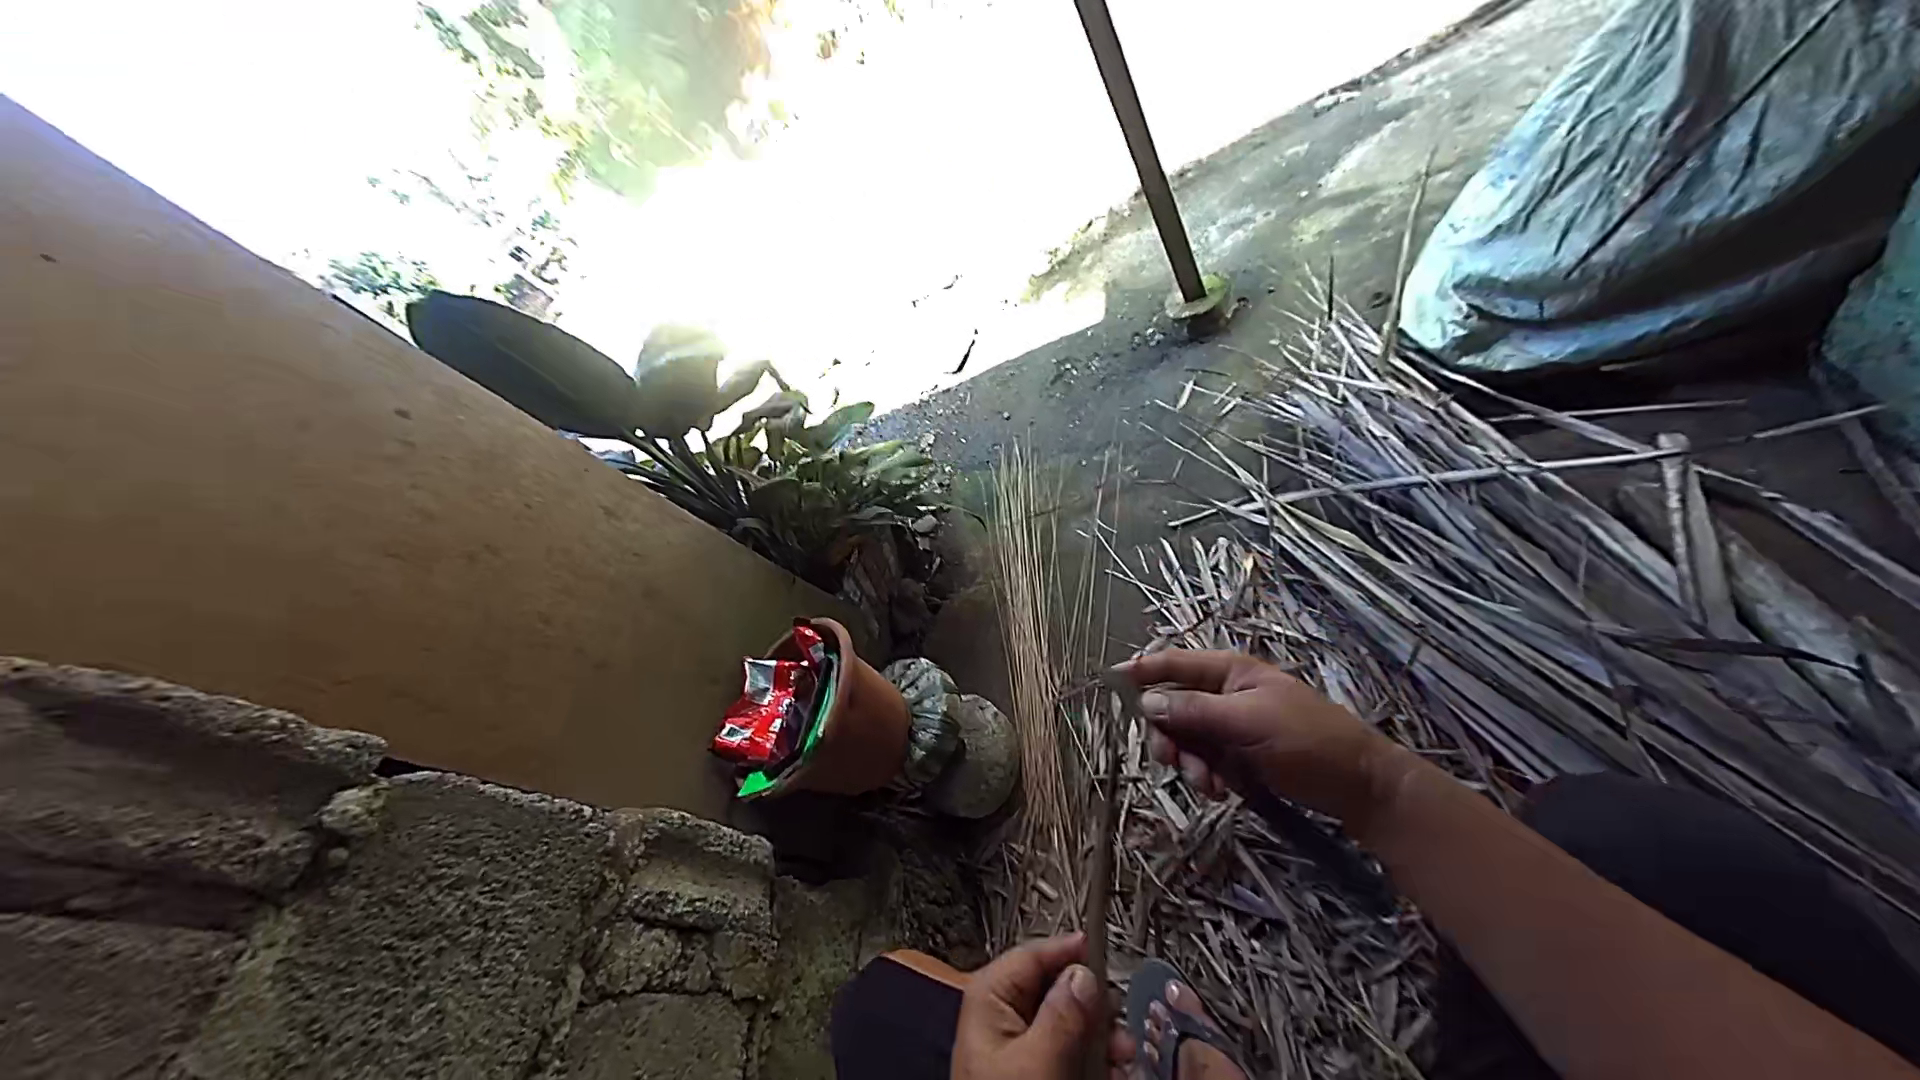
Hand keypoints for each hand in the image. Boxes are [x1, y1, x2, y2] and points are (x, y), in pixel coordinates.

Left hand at [951, 933, 1105, 1079]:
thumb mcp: (1036, 1064)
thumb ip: (1063, 1015)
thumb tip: (1085, 975)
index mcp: (992, 996)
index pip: (1034, 954)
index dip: (1070, 951)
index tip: (1105, 952)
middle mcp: (1005, 1013)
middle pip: (1057, 987)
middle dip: (1093, 1006)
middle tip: (1120, 1026)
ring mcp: (1020, 1045)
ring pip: (1069, 1022)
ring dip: (1100, 1037)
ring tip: (1123, 1058)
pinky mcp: (1035, 1072)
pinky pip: (1070, 1053)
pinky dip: (1094, 1062)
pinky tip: (1113, 1074)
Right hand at [1119, 649, 1412, 823]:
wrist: (1361, 788)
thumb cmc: (1309, 740)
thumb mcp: (1249, 722)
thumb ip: (1196, 711)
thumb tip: (1147, 701)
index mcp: (1229, 672)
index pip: (1175, 663)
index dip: (1143, 669)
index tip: (1111, 679)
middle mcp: (1224, 695)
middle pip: (1173, 707)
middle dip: (1168, 736)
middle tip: (1170, 761)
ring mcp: (1230, 726)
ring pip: (1186, 739)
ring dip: (1189, 762)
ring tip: (1209, 786)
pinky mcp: (1238, 755)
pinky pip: (1204, 760)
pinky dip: (1206, 776)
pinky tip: (1222, 792)